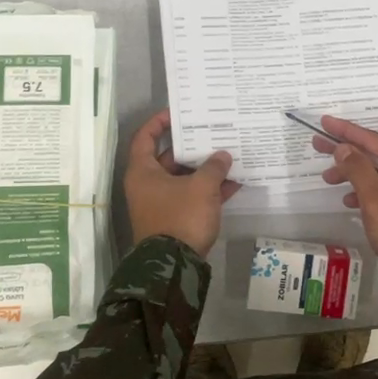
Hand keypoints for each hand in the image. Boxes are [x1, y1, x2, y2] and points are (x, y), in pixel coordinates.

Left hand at [125, 109, 239, 256]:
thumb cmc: (181, 216)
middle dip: (193, 148)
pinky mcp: (174, 219)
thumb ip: (213, 167)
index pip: (145, 137)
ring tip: (230, 158)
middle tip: (213, 133)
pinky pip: (192, 197)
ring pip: (184, 178)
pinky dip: (209, 191)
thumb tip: (222, 156)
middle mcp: (148, 185)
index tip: (178, 113)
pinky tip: (234, 185)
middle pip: (169, 158)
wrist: (174, 264)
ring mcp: (161, 203)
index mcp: (143, 171)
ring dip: (205, 170)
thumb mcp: (201, 187)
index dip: (159, 122)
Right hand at [311, 116, 377, 272]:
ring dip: (351, 173)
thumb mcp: (376, 198)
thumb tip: (344, 148)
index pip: (372, 140)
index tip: (324, 122)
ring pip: (375, 174)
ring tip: (328, 178)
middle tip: (317, 145)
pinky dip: (362, 192)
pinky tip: (348, 201)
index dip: (346, 130)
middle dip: (345, 150)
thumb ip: (358, 170)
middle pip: (373, 154)